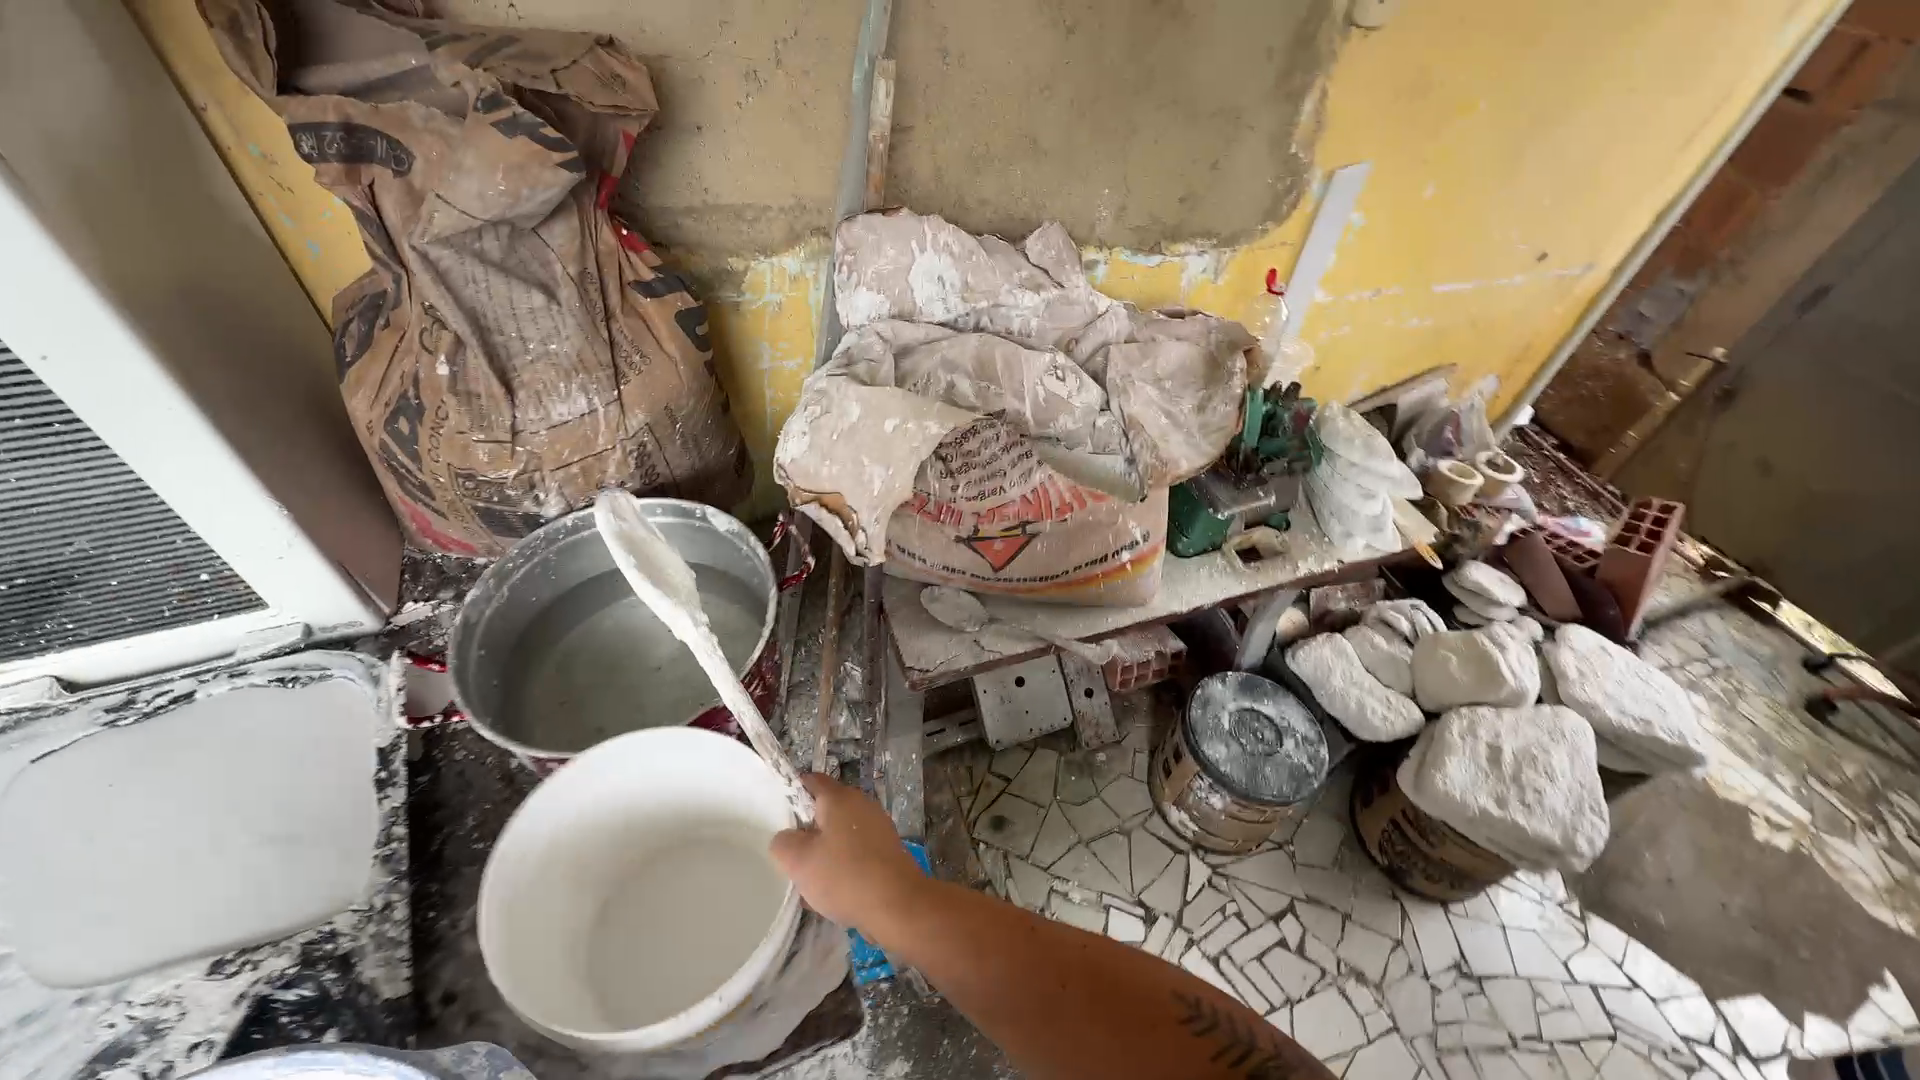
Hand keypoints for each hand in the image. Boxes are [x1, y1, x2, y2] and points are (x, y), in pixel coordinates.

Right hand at [769, 773, 925, 931]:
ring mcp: (878, 827)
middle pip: (826, 810)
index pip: (811, 781)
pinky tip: (834, 894)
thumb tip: (788, 838)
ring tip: (810, 883)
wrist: (897, 904)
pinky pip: (856, 852)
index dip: (792, 793)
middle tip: (792, 856)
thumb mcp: (799, 861)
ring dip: (824, 854)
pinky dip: (843, 867)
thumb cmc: (844, 875)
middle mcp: (862, 804)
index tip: (777, 816)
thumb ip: (783, 843)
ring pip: (840, 835)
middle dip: (807, 832)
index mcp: (840, 797)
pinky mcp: (887, 850)